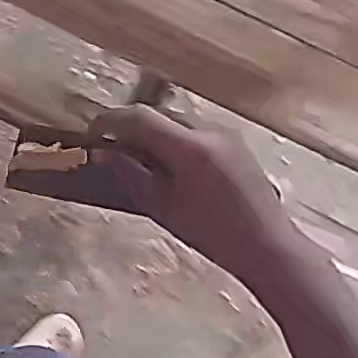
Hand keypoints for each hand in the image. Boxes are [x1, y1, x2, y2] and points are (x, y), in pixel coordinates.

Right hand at [88, 104, 300, 283]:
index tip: (92, 134)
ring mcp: (225, 133)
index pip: (138, 117)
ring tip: (135, 156)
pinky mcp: (234, 142)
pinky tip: (165, 162)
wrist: (266, 244)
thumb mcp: (159, 204)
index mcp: (188, 147)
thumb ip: (130, 172)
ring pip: (175, 119)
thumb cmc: (208, 231)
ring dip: (150, 131)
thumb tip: (103, 152)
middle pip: (157, 113)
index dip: (109, 121)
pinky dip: (171, 137)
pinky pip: (193, 129)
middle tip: (109, 146)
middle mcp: (208, 130)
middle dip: (129, 125)